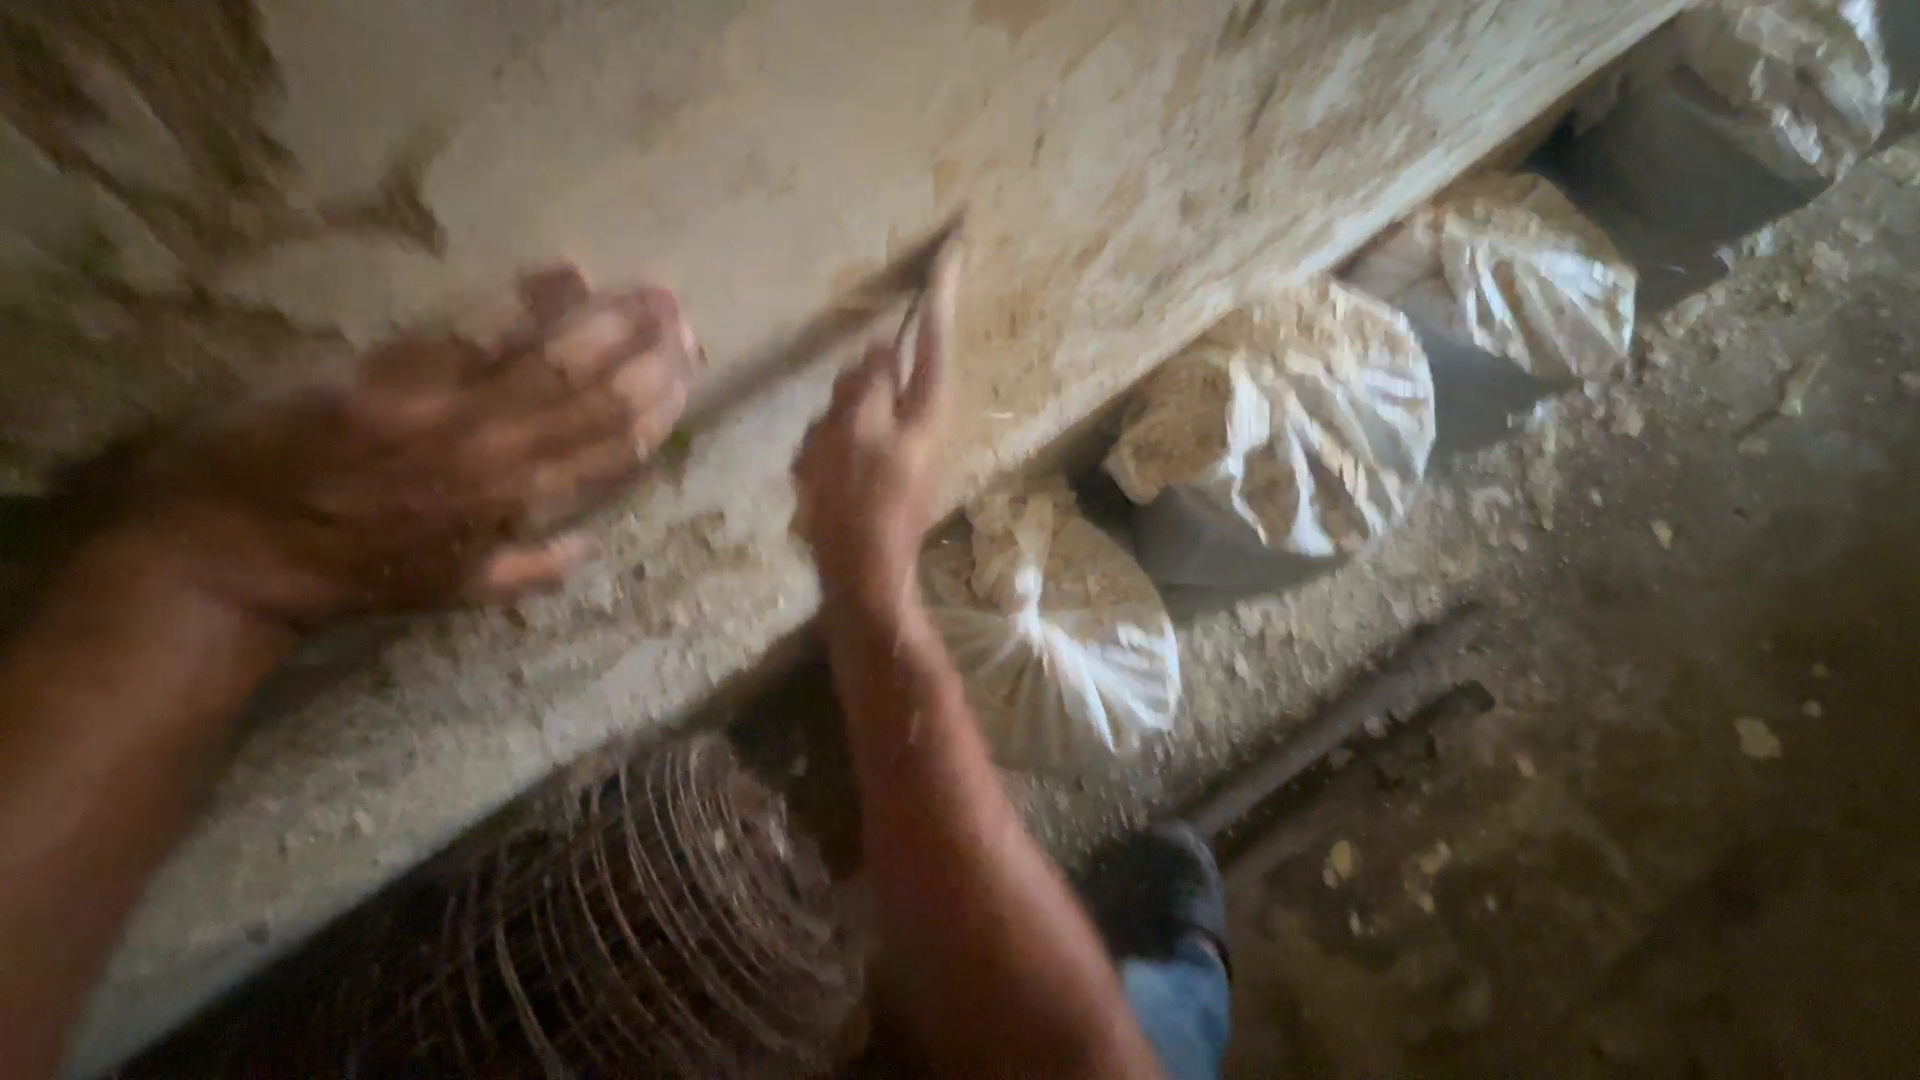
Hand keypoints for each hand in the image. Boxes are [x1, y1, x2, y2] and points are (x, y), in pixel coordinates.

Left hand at [56, 264, 694, 627]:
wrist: (236, 551)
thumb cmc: (356, 573)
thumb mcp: (456, 592)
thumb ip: (532, 569)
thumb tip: (596, 544)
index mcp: (520, 508)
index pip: (612, 452)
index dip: (658, 412)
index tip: (687, 379)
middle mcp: (503, 458)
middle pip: (598, 401)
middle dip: (652, 360)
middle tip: (686, 325)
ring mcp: (452, 414)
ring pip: (555, 364)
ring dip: (613, 327)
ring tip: (657, 296)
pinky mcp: (394, 376)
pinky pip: (473, 330)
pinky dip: (525, 300)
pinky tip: (571, 273)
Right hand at [793, 251, 960, 612]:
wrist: (860, 575)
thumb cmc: (860, 502)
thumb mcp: (857, 431)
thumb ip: (869, 382)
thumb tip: (881, 348)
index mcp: (928, 406)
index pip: (934, 334)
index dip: (940, 293)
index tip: (953, 251)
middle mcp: (919, 422)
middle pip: (877, 375)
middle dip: (845, 398)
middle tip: (832, 436)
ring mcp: (895, 448)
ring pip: (849, 412)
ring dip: (826, 437)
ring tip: (822, 474)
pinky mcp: (874, 471)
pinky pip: (840, 445)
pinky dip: (824, 461)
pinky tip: (819, 488)